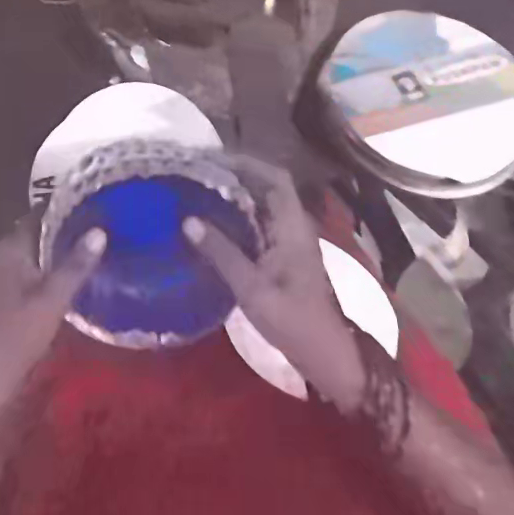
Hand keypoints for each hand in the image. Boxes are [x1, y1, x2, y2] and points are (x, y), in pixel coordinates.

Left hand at [0, 212, 104, 489]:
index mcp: (6, 248)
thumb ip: (75, 264)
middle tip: (97, 232)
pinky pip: (23, 275)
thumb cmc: (18, 335)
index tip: (92, 208)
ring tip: (88, 254)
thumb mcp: (53, 299)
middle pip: (33, 236)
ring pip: (28, 257)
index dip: (63, 212)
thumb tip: (99, 230)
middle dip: (61, 234)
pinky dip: (42, 274)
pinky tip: (64, 283)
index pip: (37, 216)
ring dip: (52, 256)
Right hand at [184, 154, 364, 409]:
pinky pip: (256, 223)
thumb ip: (221, 252)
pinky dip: (234, 215)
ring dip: (231, 194)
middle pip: (265, 187)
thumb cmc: (293, 320)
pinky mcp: (281, 254)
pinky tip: (209, 222)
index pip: (274, 178)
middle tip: (195, 172)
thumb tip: (188, 220)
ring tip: (196, 190)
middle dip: (232, 175)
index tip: (210, 159)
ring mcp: (288, 240)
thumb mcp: (252, 288)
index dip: (246, 163)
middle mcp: (293, 226)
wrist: (326, 355)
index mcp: (292, 227)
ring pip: (260, 204)